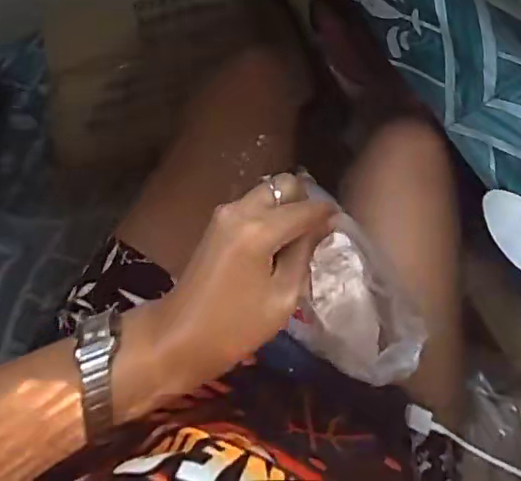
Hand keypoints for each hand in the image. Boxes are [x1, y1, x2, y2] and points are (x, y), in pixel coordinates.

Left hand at [145, 173, 334, 394]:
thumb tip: (322, 226)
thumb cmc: (235, 327)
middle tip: (317, 231)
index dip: (326, 213)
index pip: (304, 207)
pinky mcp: (217, 221)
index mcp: (258, 228)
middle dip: (303, 201)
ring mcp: (225, 212)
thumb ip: (304, 254)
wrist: (179, 336)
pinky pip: (252, 204)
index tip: (342, 223)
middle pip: (283, 184)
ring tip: (299, 241)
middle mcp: (241, 209)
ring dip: (285, 206)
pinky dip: (269, 214)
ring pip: (267, 191)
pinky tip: (277, 244)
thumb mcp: (281, 298)